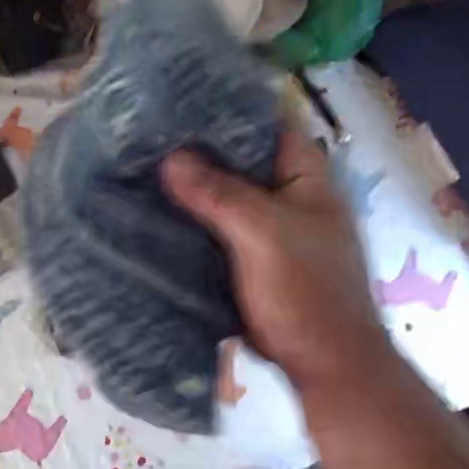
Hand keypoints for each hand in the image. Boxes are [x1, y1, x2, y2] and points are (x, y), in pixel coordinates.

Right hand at [162, 129, 393, 392]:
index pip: (265, 124)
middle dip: (199, 152)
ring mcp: (271, 231)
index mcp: (306, 177)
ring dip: (193, 189)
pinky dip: (194, 223)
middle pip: (240, 162)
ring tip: (142, 169)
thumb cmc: (306, 292)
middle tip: (147, 137)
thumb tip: (170, 158)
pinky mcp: (253, 261)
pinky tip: (157, 217)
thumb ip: (219, 194)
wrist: (326, 366)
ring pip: (226, 198)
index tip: (177, 103)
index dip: (226, 110)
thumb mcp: (262, 234)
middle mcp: (289, 196)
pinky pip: (219, 231)